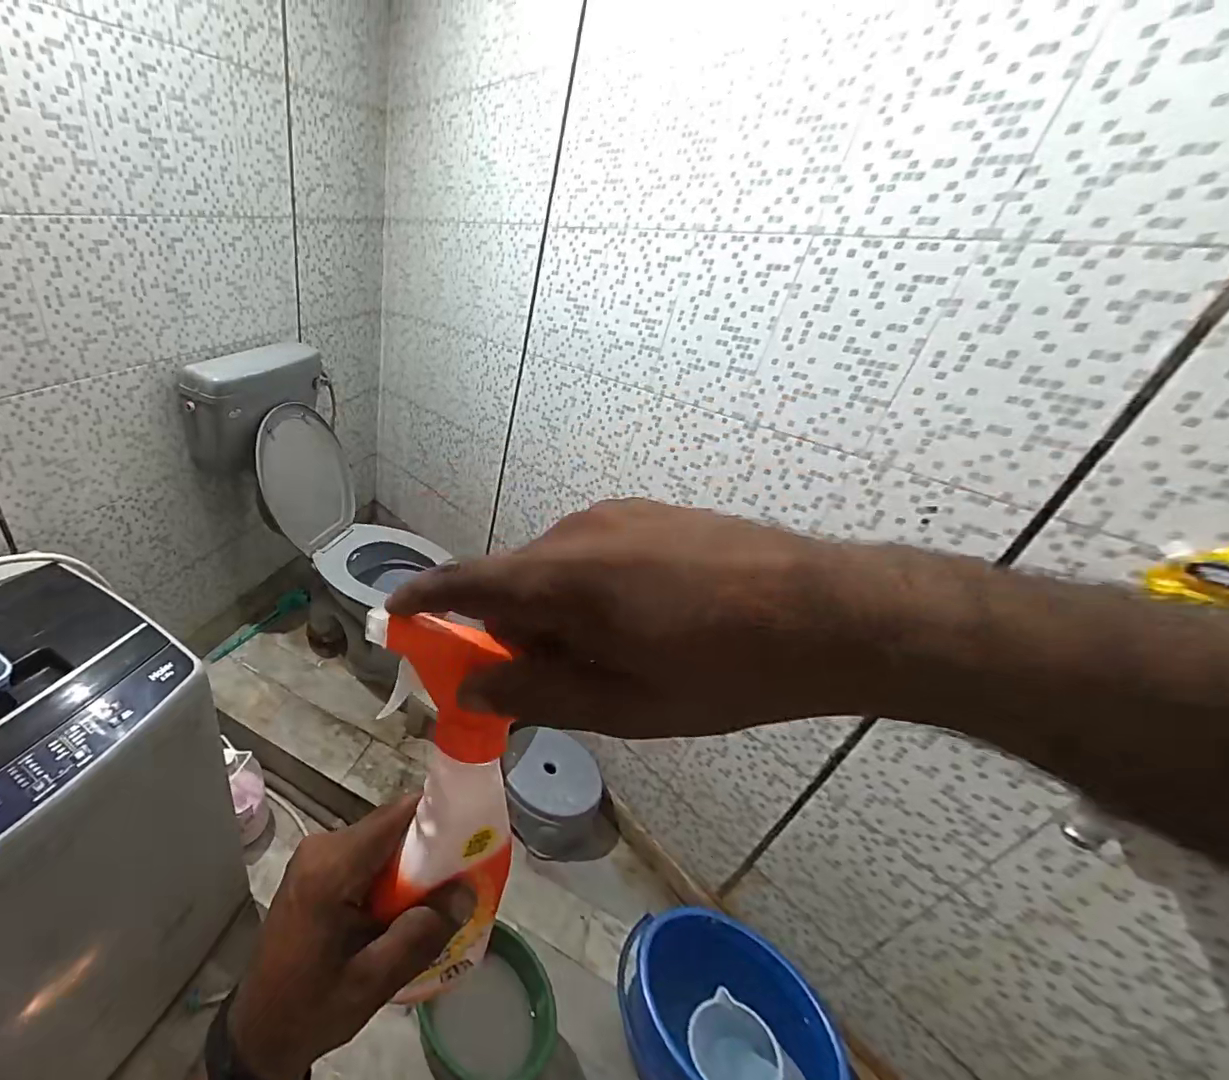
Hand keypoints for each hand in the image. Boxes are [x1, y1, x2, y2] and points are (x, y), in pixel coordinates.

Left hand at [227, 795, 473, 1079]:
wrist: (259, 1029)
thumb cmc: (310, 1006)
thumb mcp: (370, 982)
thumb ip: (418, 934)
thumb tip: (466, 891)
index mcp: (330, 867)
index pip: (393, 818)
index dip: (435, 815)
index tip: (473, 828)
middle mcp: (321, 847)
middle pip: (388, 828)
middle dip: (428, 849)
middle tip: (465, 876)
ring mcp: (314, 856)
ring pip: (379, 842)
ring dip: (410, 866)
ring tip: (442, 897)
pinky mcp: (315, 869)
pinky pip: (364, 857)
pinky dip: (389, 875)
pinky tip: (406, 908)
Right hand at [387, 498, 900, 737]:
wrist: (834, 612)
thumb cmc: (725, 672)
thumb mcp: (625, 704)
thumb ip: (538, 692)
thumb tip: (472, 687)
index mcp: (563, 578)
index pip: (467, 582)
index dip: (423, 598)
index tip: (393, 613)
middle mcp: (576, 531)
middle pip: (509, 581)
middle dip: (504, 628)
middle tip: (533, 679)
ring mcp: (613, 515)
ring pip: (548, 568)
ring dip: (548, 611)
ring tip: (603, 657)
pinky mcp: (644, 512)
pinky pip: (584, 552)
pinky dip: (581, 589)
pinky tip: (634, 620)